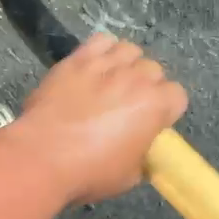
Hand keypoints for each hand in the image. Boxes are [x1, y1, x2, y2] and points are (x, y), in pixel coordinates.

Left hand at [13, 32, 187, 203]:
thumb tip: (140, 152)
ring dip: (126, 65)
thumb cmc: (88, 173)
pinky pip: (100, 41)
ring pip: (129, 50)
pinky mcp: (77, 60)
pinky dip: (102, 50)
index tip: (152, 124)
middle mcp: (134, 78)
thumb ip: (142, 157)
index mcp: (154, 106)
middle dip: (146, 86)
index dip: (166, 110)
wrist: (41, 158)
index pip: (177, 96)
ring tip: (112, 83)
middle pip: (153, 70)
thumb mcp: (129, 177)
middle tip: (128, 107)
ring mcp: (104, 65)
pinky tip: (95, 67)